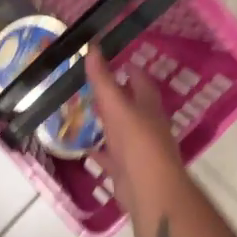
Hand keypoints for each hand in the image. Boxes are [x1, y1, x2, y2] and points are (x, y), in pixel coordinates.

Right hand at [84, 49, 184, 182]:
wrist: (149, 189)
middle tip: (94, 85)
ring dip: (107, 123)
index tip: (117, 60)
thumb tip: (93, 47)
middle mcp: (146, 125)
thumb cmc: (137, 142)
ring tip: (87, 113)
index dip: (131, 70)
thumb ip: (103, 79)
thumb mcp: (117, 106)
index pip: (141, 82)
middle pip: (131, 105)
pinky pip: (111, 156)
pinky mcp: (127, 169)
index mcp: (148, 107)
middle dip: (116, 95)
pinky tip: (86, 148)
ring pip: (120, 130)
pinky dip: (100, 151)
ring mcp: (138, 149)